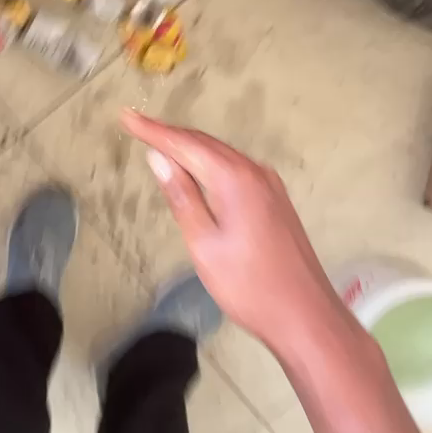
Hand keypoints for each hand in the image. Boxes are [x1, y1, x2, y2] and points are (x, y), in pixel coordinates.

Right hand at [123, 110, 344, 349]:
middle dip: (169, 134)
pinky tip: (196, 171)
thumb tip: (159, 157)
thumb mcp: (204, 243)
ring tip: (158, 145)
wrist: (305, 316)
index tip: (126, 116)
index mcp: (234, 179)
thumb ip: (182, 196)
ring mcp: (269, 185)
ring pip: (221, 155)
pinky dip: (208, 162)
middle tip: (136, 127)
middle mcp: (254, 172)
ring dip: (189, 148)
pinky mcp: (274, 199)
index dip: (152, 130)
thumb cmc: (247, 285)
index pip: (184, 144)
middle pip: (204, 144)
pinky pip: (234, 168)